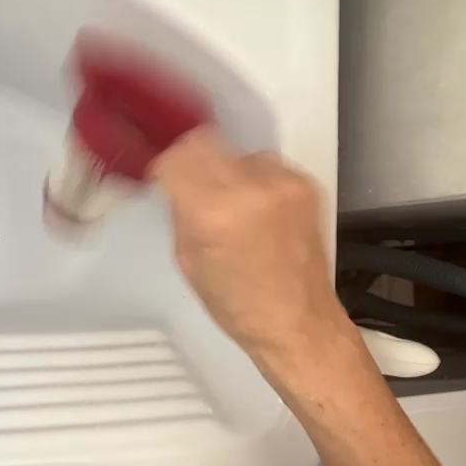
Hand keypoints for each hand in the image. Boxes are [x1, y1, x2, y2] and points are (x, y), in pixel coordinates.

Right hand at [150, 126, 349, 361]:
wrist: (297, 321)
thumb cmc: (240, 305)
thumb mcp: (188, 261)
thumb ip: (181, 214)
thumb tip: (177, 186)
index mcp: (213, 212)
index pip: (176, 159)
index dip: (162, 166)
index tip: (160, 176)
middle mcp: (251, 189)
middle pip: (203, 144)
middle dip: (189, 162)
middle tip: (186, 183)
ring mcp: (283, 183)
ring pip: (235, 152)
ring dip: (224, 170)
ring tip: (227, 204)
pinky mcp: (305, 185)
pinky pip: (266, 165)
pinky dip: (253, 180)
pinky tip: (254, 210)